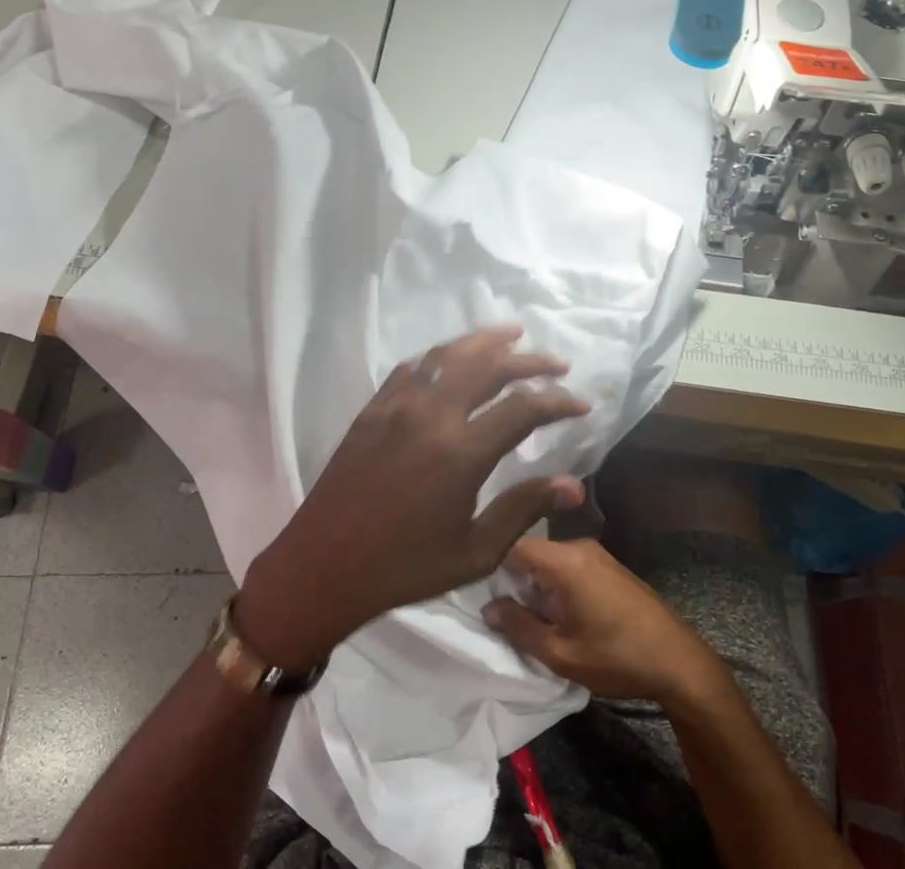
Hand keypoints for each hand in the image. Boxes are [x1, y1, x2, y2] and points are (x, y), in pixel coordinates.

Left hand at [234, 327, 590, 670]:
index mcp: (462, 452)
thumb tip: (572, 485)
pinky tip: (449, 360)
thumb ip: (523, 509)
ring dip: (483, 342)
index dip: (558, 400)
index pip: (524, 407)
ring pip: (447, 356)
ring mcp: (396, 408)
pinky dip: (438, 358)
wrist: (323, 567)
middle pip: (489, 366)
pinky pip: (410, 370)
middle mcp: (431, 416)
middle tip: (557, 363)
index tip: (581, 404)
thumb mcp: (475, 552)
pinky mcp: (370, 412)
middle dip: (529, 360)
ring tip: (511, 336)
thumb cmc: (404, 569)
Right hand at [484, 536, 726, 706]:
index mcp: (566, 560)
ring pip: (551, 562)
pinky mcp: (612, 569)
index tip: (477, 589)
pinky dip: (556, 587)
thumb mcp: (560, 653)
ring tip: (528, 618)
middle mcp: (581, 547)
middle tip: (501, 611)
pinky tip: (558, 616)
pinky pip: (570, 568)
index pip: (512, 544)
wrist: (680, 664)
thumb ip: (519, 627)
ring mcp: (600, 556)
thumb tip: (488, 609)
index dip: (489, 565)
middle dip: (513, 580)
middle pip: (531, 552)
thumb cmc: (617, 657)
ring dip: (537, 586)